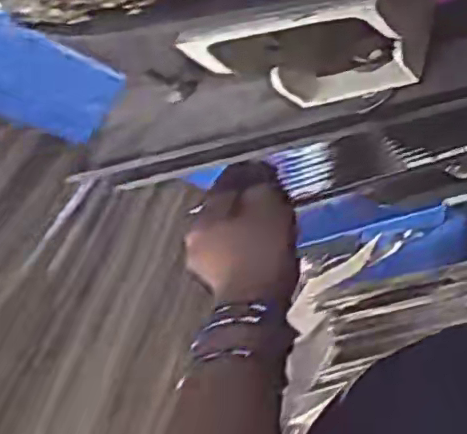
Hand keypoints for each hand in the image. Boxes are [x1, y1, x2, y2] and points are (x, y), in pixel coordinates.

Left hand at [184, 161, 298, 304]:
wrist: (256, 301)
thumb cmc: (263, 247)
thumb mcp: (269, 203)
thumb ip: (260, 182)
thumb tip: (256, 170)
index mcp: (204, 215)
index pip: (227, 179)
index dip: (251, 169)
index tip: (270, 167)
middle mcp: (194, 234)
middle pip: (224, 203)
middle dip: (246, 194)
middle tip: (272, 190)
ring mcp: (200, 257)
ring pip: (226, 223)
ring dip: (244, 216)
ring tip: (270, 213)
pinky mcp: (214, 274)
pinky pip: (230, 243)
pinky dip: (244, 235)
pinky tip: (262, 236)